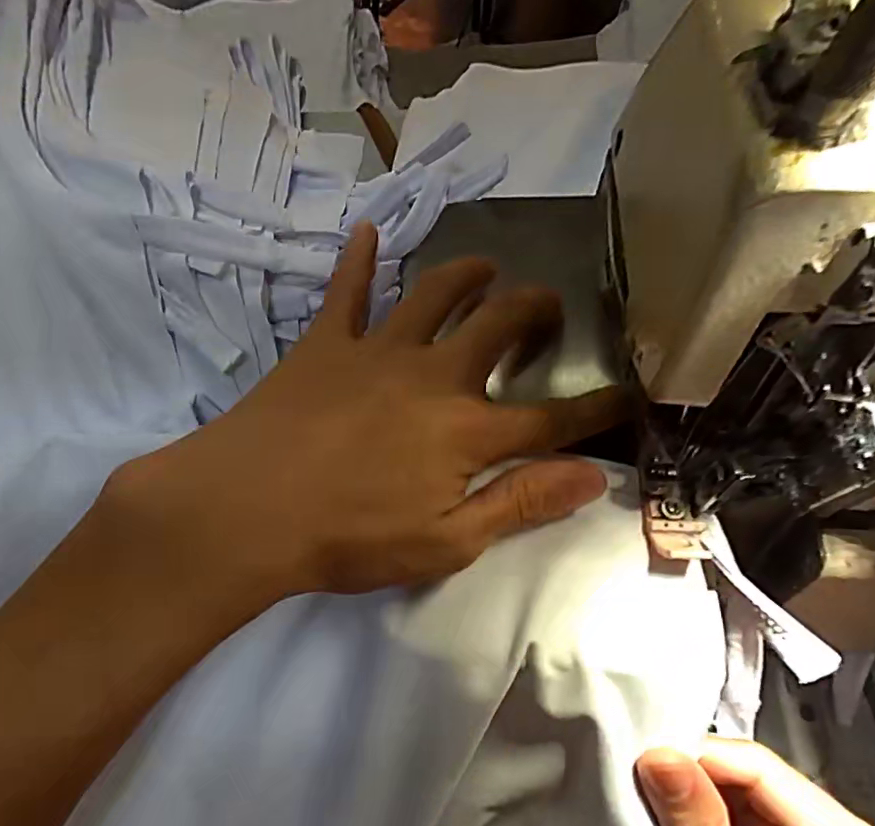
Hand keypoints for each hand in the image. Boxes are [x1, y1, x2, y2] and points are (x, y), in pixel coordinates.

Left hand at [100, 220, 625, 600]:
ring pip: (436, 294)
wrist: (249, 510)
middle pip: (499, 327)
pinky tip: (367, 233)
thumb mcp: (444, 543)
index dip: (592, 411)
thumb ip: (519, 505)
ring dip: (468, 275)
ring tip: (487, 267)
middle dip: (534, 312)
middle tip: (547, 307)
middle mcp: (434, 378)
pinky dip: (359, 261)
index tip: (626, 396)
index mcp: (467, 433)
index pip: (548, 420)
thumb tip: (592, 477)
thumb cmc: (348, 540)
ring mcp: (378, 353)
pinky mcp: (325, 346)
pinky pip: (347, 292)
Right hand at [638, 738, 874, 825]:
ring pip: (728, 783)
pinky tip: (659, 810)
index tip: (639, 763)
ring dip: (682, 788)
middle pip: (745, 771)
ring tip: (640, 791)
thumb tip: (657, 754)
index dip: (697, 759)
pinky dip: (685, 806)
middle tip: (633, 777)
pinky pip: (720, 804)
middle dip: (687, 774)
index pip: (760, 771)